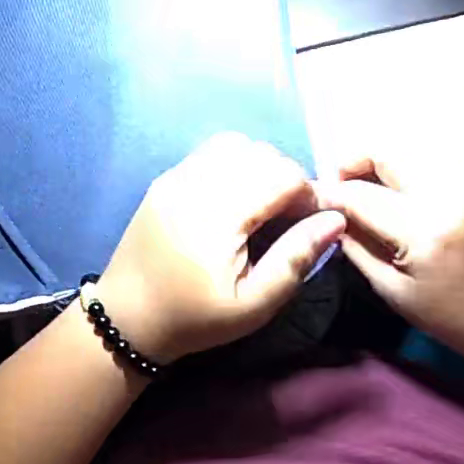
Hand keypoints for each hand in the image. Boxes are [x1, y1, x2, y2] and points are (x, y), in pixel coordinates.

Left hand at [93, 134, 346, 363]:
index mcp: (219, 216)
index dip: (308, 196)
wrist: (128, 319)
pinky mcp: (165, 179)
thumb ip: (296, 258)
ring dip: (261, 167)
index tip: (307, 226)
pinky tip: (234, 199)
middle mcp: (196, 184)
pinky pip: (210, 152)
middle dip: (286, 180)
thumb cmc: (196, 319)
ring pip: (237, 144)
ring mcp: (176, 176)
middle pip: (263, 153)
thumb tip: (336, 218)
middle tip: (285, 219)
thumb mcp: (255, 304)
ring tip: (261, 206)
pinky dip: (234, 165)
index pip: (283, 175)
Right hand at [315, 150, 463, 368]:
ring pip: (403, 151)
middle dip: (351, 166)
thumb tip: (329, 214)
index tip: (310, 202)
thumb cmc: (447, 314)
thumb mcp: (391, 289)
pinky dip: (400, 170)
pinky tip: (392, 196)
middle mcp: (447, 193)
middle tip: (337, 192)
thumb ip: (356, 246)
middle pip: (384, 153)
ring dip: (375, 166)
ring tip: (362, 195)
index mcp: (425, 230)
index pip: (361, 196)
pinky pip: (423, 160)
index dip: (329, 195)